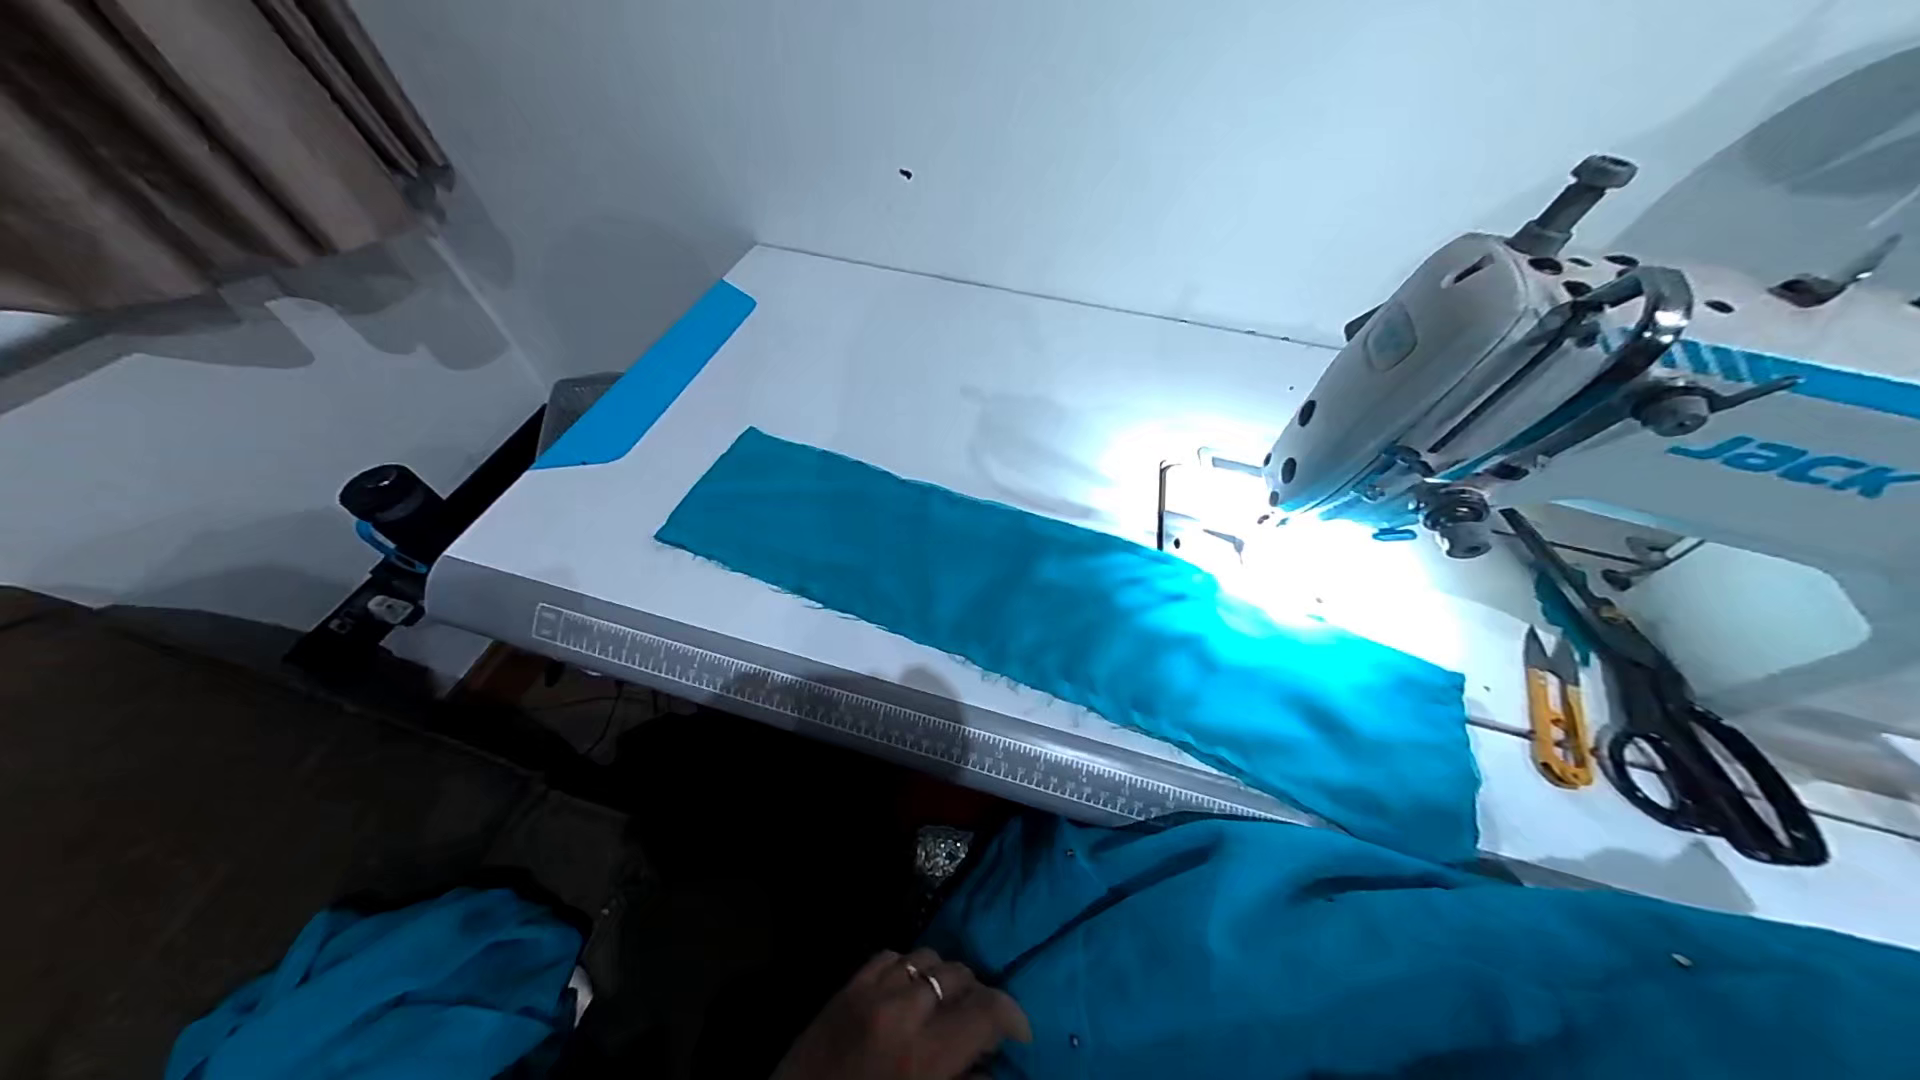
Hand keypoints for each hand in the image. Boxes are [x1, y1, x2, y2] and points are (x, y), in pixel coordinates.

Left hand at [771, 947, 1031, 1079]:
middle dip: (978, 997)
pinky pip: (890, 955)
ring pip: (927, 957)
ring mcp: (870, 991)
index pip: (986, 1011)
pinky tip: (908, 991)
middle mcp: (901, 1010)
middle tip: (981, 1023)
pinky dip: (908, 969)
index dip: (1012, 1016)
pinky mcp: (846, 986)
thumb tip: (993, 1065)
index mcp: (924, 1055)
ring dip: (944, 978)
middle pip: (959, 975)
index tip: (1019, 1033)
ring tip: (944, 1004)